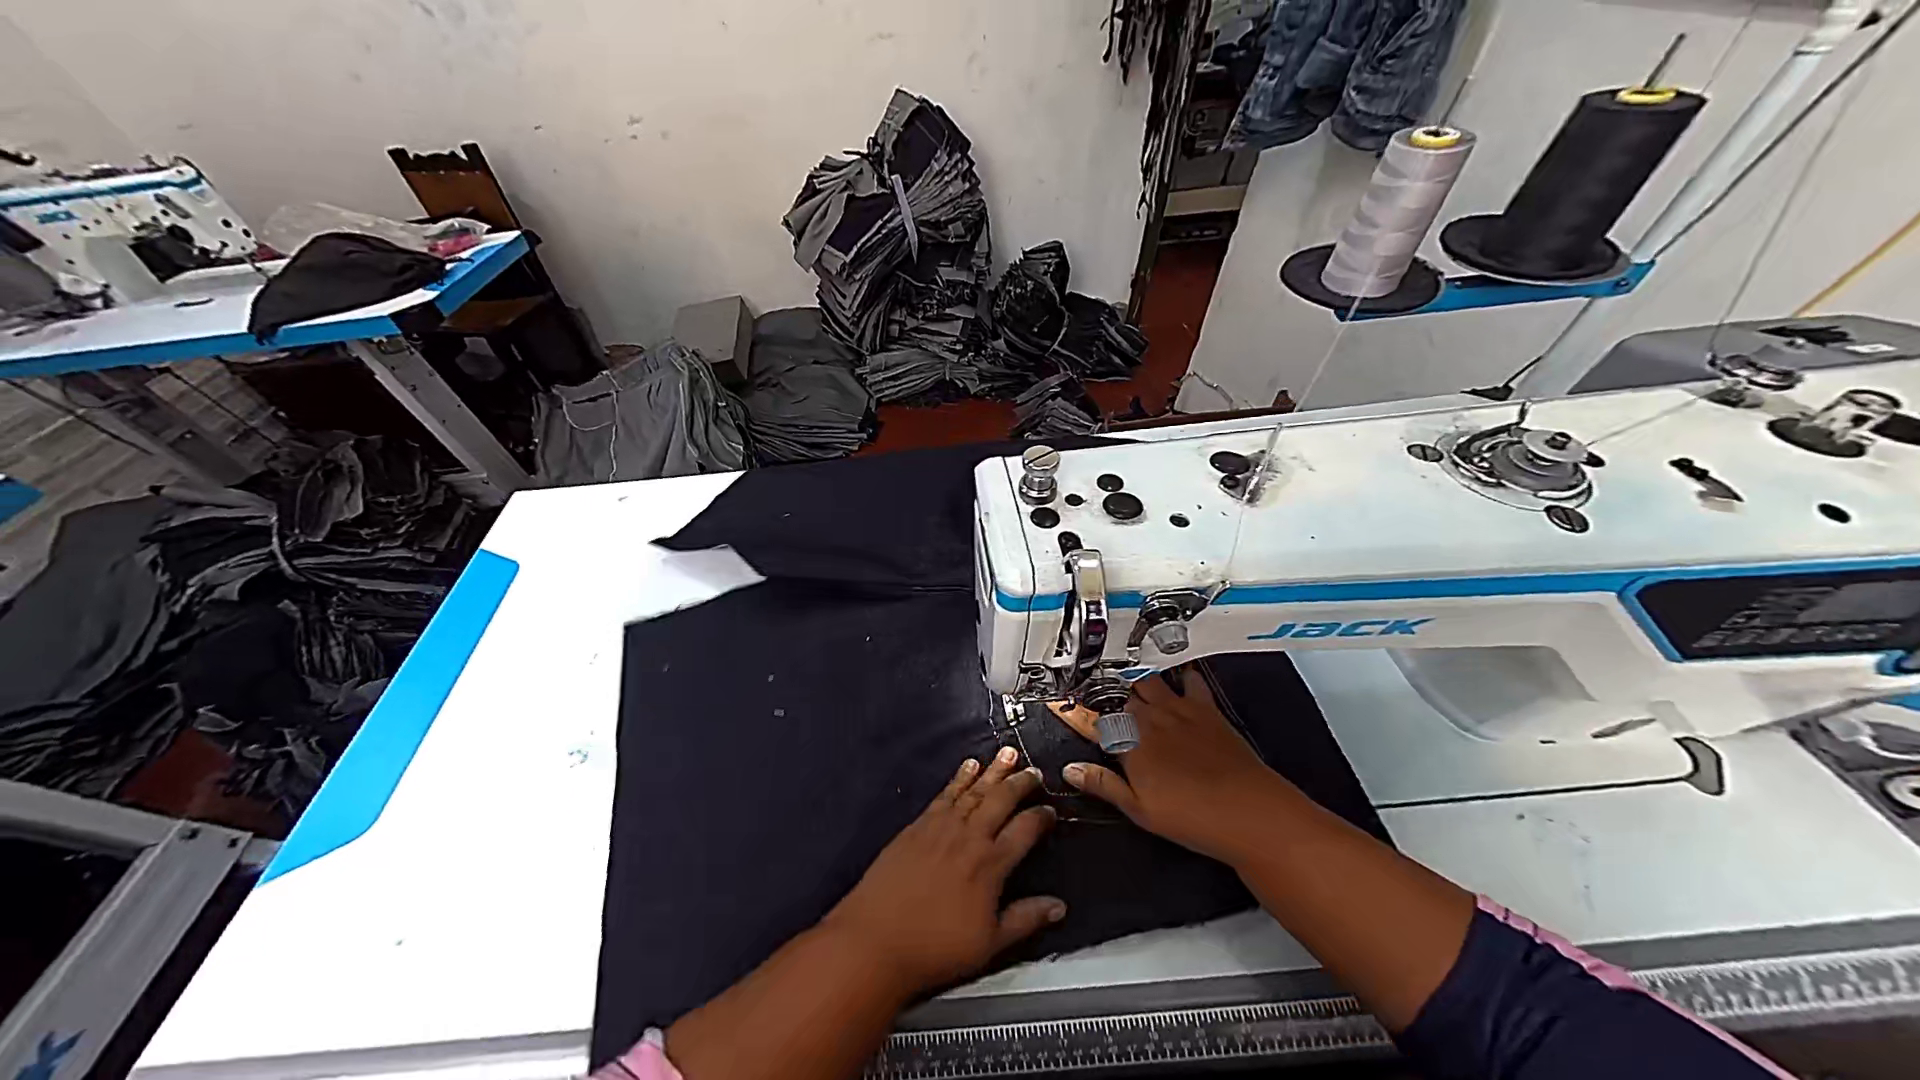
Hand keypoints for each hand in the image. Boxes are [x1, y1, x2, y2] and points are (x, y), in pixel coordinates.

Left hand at [820, 746, 1063, 997]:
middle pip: (1001, 800)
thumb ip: (1026, 919)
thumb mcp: (990, 944)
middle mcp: (970, 837)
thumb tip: (1060, 906)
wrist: (877, 939)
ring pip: (974, 790)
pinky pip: (945, 794)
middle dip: (1020, 783)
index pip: (1025, 829)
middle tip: (1034, 770)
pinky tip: (969, 766)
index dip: (1042, 817)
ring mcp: (942, 827)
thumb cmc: (936, 947)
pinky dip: (959, 778)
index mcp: (991, 864)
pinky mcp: (918, 825)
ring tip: (1007, 754)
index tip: (1052, 809)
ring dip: (993, 771)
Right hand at [1058, 669, 1285, 863]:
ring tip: (1130, 688)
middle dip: (1106, 700)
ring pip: (1148, 682)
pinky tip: (1179, 678)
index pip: (1091, 721)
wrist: (1248, 810)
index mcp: (1129, 744)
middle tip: (1100, 705)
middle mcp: (1151, 720)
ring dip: (1136, 684)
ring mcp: (1179, 710)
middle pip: (1119, 698)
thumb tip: (1073, 771)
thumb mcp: (1139, 809)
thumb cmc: (1194, 816)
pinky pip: (1189, 681)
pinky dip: (1181, 677)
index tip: (1058, 706)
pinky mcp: (1206, 709)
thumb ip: (1103, 784)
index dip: (1072, 713)